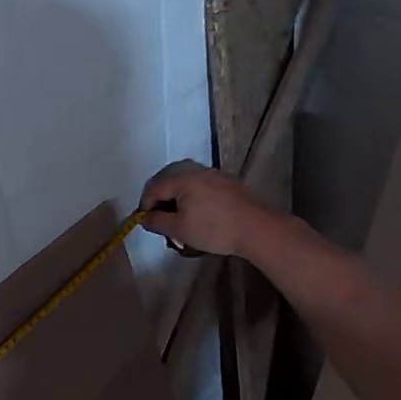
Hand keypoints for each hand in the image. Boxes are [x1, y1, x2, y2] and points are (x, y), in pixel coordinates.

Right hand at [138, 160, 281, 257]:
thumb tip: (144, 218)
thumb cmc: (214, 229)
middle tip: (160, 220)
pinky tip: (199, 214)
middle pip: (169, 181)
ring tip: (179, 219)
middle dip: (160, 201)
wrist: (256, 228)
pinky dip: (193, 198)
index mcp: (182, 178)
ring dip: (177, 199)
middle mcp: (196, 170)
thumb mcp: (180, 229)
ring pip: (186, 183)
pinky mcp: (228, 182)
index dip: (145, 206)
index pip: (153, 188)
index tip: (146, 223)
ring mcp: (214, 174)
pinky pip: (201, 186)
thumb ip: (157, 222)